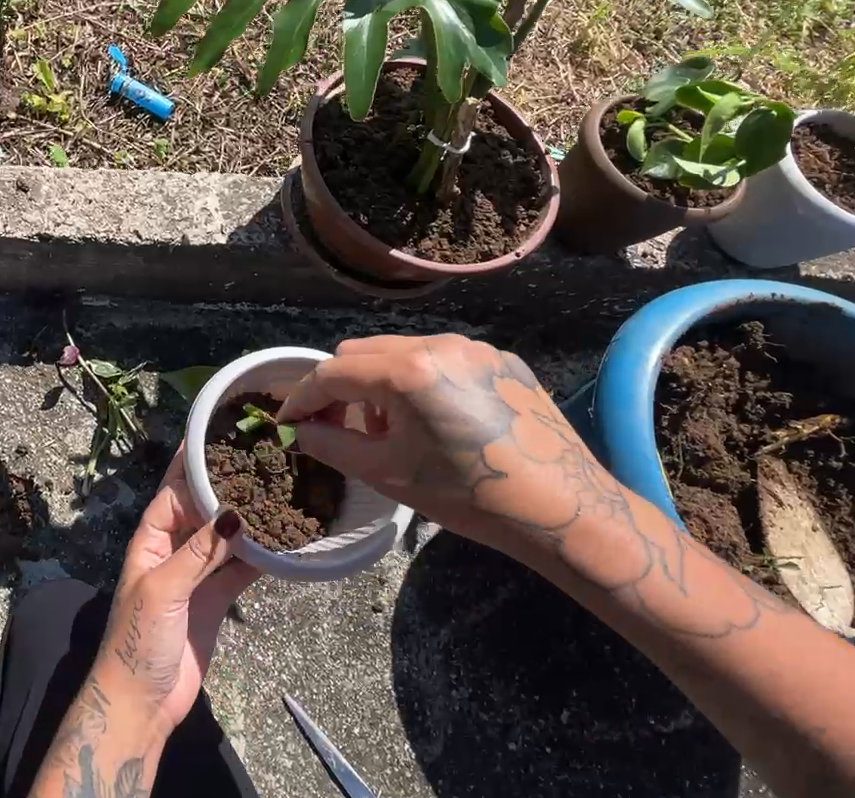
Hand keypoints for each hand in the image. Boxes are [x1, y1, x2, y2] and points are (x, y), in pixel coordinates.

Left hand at [91, 447, 260, 736]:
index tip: (220, 442)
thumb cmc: (139, 639)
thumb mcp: (164, 589)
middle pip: (200, 511)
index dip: (194, 470)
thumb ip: (198, 552)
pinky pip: (239, 571)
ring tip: (276, 493)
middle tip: (257, 462)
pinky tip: (282, 543)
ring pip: (223, 539)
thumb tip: (233, 513)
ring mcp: (195, 576)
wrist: (143, 702)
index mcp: (149, 540)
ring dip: (245, 522)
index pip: (173, 494)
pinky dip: (258, 559)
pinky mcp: (215, 601)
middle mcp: (172, 551)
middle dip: (223, 489)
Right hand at [276, 334, 620, 559]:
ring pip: (397, 349)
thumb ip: (330, 443)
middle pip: (360, 352)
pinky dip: (417, 380)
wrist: (566, 510)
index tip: (288, 423)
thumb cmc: (469, 496)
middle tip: (336, 426)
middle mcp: (437, 343)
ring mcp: (472, 346)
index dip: (302, 399)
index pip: (332, 373)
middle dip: (339, 387)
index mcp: (406, 371)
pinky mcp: (499, 357)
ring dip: (376, 382)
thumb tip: (296, 431)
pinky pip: (438, 357)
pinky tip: (433, 420)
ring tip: (389, 427)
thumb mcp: (387, 473)